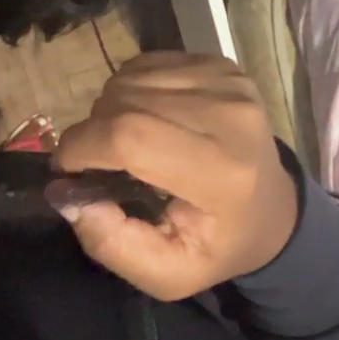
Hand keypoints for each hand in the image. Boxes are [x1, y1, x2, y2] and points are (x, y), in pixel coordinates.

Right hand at [51, 53, 298, 300]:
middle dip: (91, 132)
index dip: (83, 147)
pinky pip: (145, 64)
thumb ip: (110, 243)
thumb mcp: (166, 274)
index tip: (67, 170)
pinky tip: (146, 118)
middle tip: (98, 164)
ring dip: (109, 110)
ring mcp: (228, 84)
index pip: (130, 137)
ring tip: (126, 143)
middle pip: (123, 102)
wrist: (273, 212)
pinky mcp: (222, 65)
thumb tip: (64, 193)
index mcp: (221, 174)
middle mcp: (229, 116)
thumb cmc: (217, 246)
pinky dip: (130, 90)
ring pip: (128, 79)